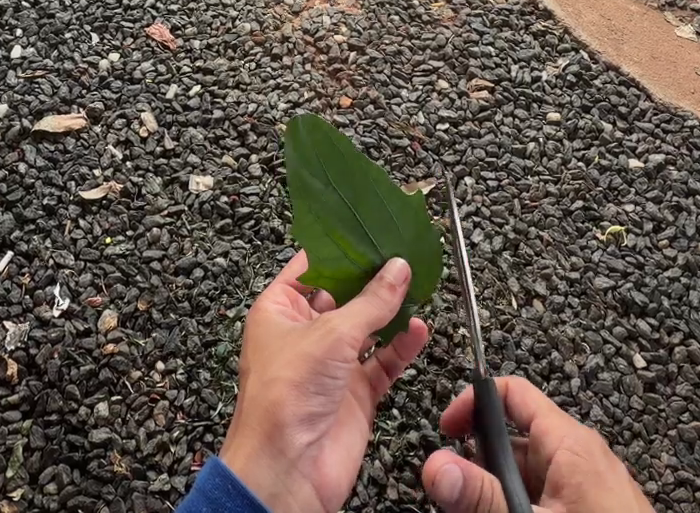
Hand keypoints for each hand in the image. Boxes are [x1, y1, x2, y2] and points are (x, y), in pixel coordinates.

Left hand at [220, 252, 429, 512]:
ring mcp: (331, 363)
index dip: (338, 248)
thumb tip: (396, 268)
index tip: (366, 229)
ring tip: (417, 283)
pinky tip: (419, 328)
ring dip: (391, 309)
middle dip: (371, 276)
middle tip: (400, 251)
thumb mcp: (331, 334)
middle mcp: (304, 332)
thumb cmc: (284, 398)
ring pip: (367, 326)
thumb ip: (370, 301)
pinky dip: (402, 345)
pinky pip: (383, 360)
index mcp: (280, 310)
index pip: (310, 267)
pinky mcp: (354, 391)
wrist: (288, 471)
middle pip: (343, 294)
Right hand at [422, 377, 652, 512]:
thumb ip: (484, 498)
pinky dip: (525, 509)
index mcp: (569, 442)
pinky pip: (548, 502)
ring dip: (500, 499)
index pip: (511, 392)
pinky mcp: (593, 511)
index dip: (473, 403)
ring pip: (527, 480)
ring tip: (485, 512)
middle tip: (462, 503)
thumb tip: (434, 466)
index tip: (445, 435)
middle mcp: (579, 456)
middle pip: (512, 442)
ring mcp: (588, 489)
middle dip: (482, 470)